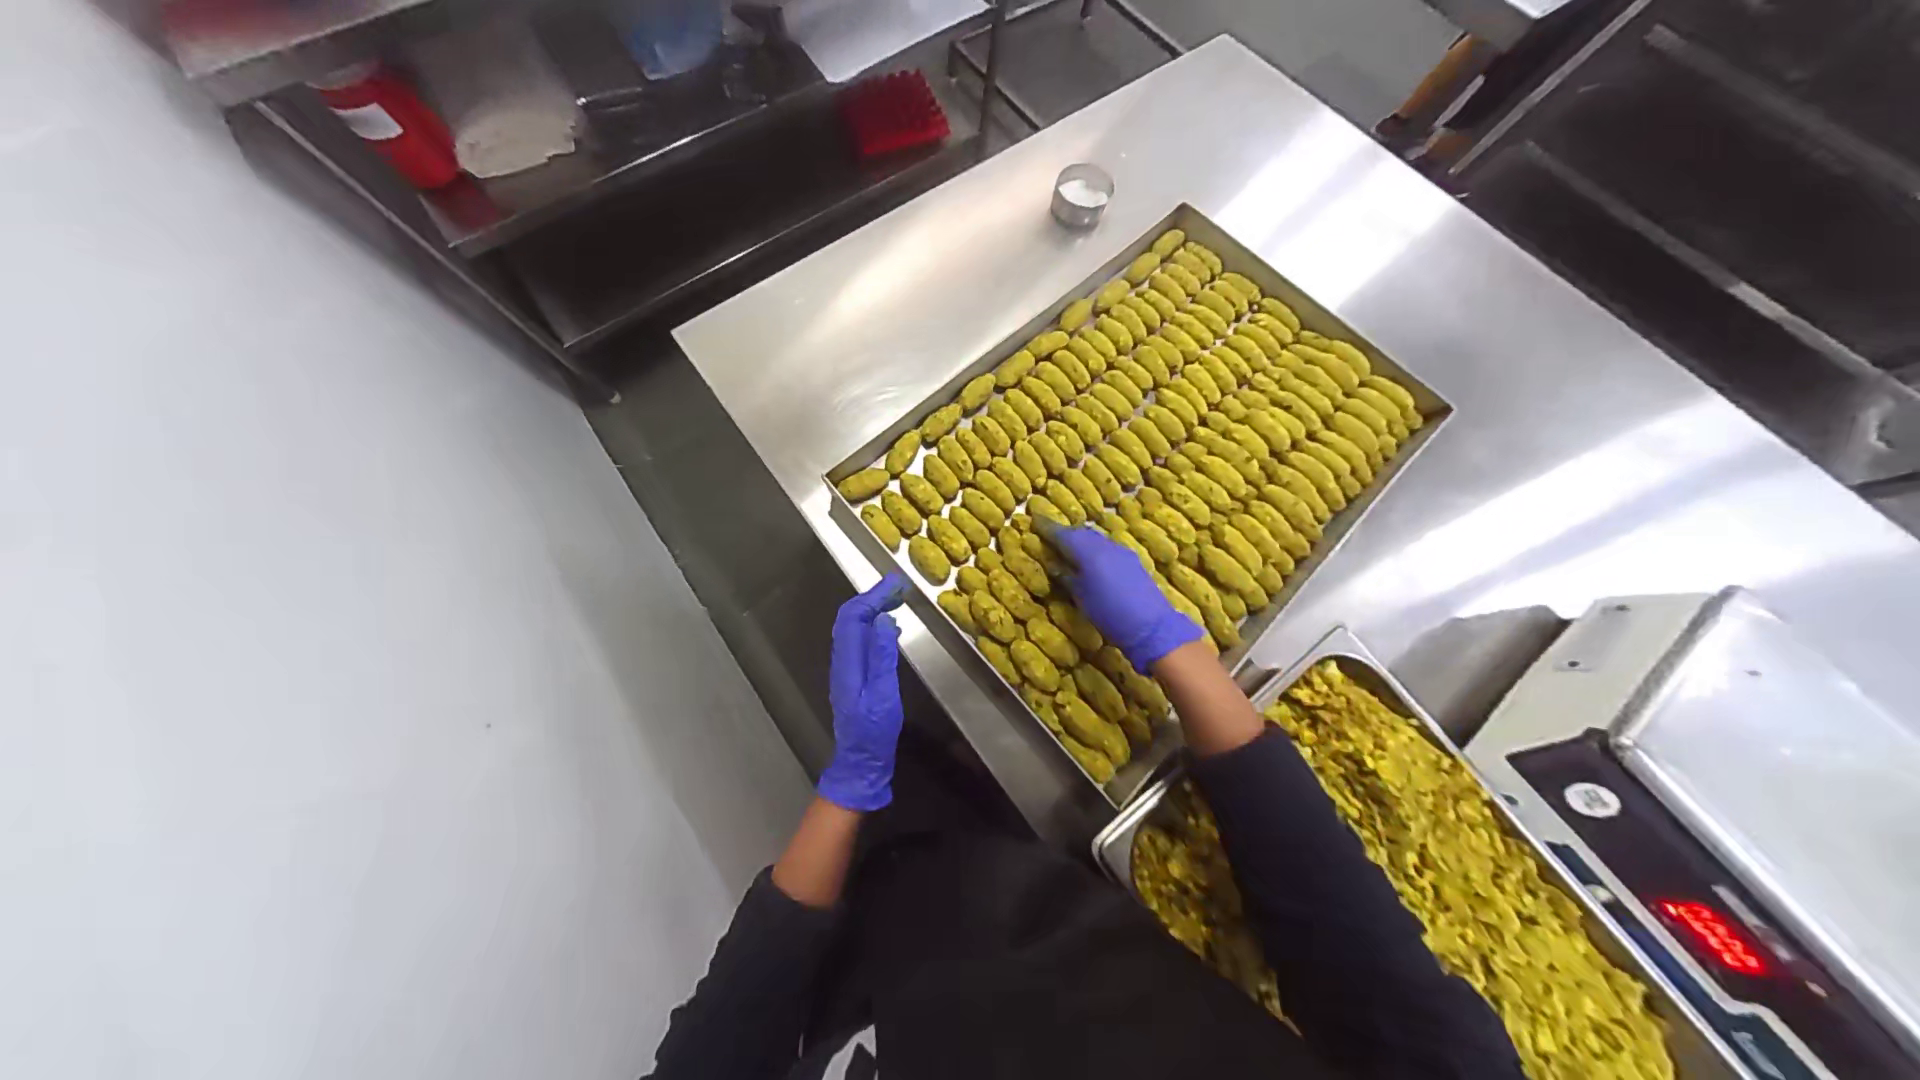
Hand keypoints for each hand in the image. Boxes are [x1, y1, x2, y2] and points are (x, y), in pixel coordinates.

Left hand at [817, 572, 908, 811]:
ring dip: (873, 608)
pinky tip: (890, 626)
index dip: (873, 595)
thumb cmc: (873, 731)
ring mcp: (847, 668)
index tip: (896, 582)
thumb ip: (882, 657)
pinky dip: (874, 624)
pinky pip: (860, 639)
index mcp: (848, 662)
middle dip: (873, 597)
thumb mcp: (883, 695)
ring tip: (897, 599)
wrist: (861, 761)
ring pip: (854, 627)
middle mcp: (843, 660)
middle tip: (899, 586)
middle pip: (851, 618)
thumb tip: (882, 620)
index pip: (853, 616)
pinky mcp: (854, 675)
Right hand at [1044, 523, 1202, 673]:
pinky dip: (1093, 550)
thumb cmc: (1109, 613)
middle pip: (1080, 533)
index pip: (1063, 534)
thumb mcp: (1081, 596)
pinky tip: (1089, 561)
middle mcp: (1105, 545)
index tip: (1034, 519)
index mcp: (1088, 552)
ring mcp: (1121, 551)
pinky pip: (1106, 548)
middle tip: (1048, 537)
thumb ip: (1066, 576)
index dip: (1047, 527)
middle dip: (1063, 533)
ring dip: (1080, 541)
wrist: (1151, 627)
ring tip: (1067, 550)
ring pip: (1094, 539)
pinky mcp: (1131, 561)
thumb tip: (1054, 563)